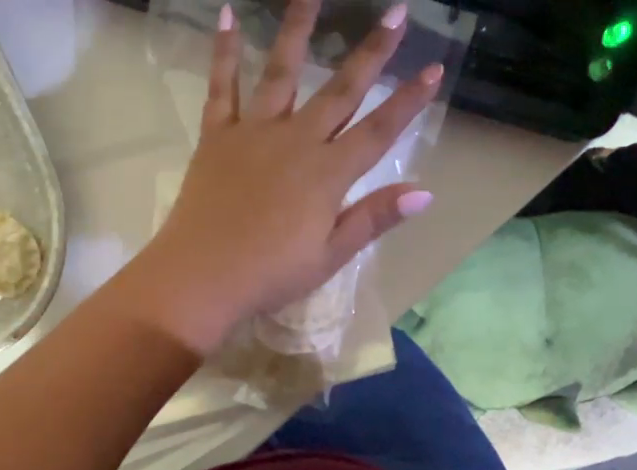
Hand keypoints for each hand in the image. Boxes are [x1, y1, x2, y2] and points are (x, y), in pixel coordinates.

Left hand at [129, 0, 440, 353]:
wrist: (201, 276)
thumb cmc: (269, 276)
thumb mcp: (328, 257)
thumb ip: (372, 219)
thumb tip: (424, 192)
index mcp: (327, 175)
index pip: (378, 131)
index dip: (408, 101)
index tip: (435, 68)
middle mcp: (296, 141)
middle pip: (340, 90)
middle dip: (372, 51)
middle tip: (397, 11)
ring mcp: (254, 133)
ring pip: (282, 71)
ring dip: (300, 27)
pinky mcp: (217, 136)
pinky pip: (222, 86)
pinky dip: (223, 50)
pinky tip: (225, 14)